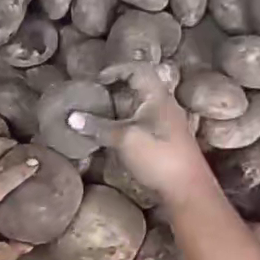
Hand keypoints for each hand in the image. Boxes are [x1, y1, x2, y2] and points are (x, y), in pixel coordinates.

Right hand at [69, 62, 217, 208]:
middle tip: (92, 96)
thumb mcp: (125, 139)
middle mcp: (163, 106)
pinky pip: (139, 123)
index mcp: (158, 97)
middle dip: (114, 89)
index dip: (117, 69)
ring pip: (137, 107)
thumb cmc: (159, 157)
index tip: (97, 79)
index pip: (138, 70)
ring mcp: (164, 124)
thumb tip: (71, 117)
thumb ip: (98, 127)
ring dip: (117, 108)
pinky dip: (122, 123)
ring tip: (96, 114)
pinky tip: (110, 134)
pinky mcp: (162, 141)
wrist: (187, 190)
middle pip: (137, 87)